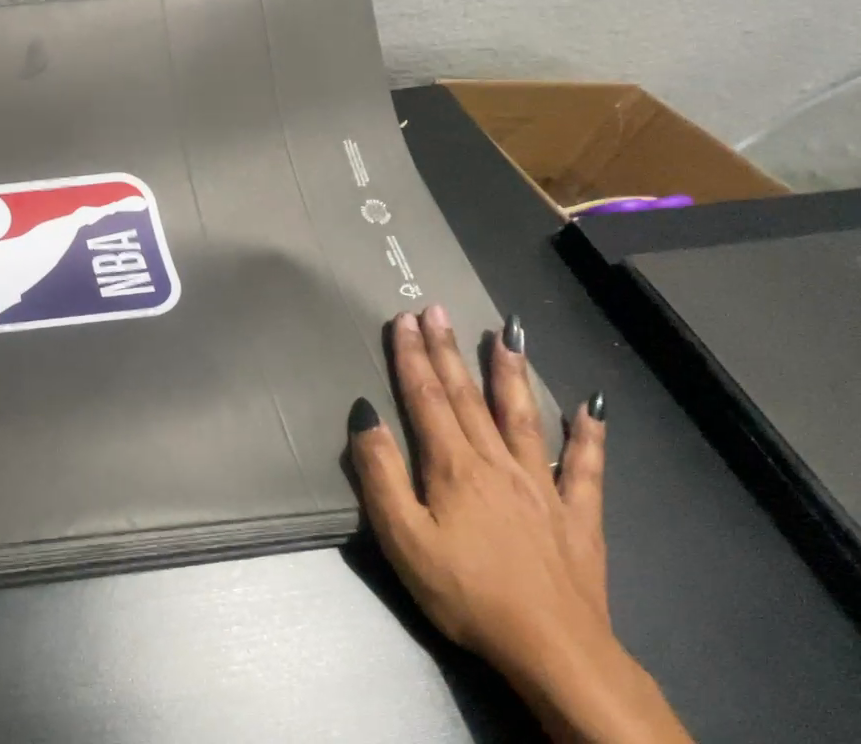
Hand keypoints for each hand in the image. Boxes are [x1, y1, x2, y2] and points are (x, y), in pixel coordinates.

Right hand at [348, 306, 689, 742]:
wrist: (554, 648)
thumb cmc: (464, 592)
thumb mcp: (401, 536)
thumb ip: (380, 472)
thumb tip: (366, 414)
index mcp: (453, 466)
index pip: (426, 398)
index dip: (412, 357)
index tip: (403, 319)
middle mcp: (499, 463)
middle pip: (467, 397)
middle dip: (448, 351)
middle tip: (437, 310)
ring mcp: (545, 486)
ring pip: (523, 417)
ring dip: (509, 373)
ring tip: (505, 335)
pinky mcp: (578, 514)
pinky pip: (587, 466)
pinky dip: (589, 435)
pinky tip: (592, 409)